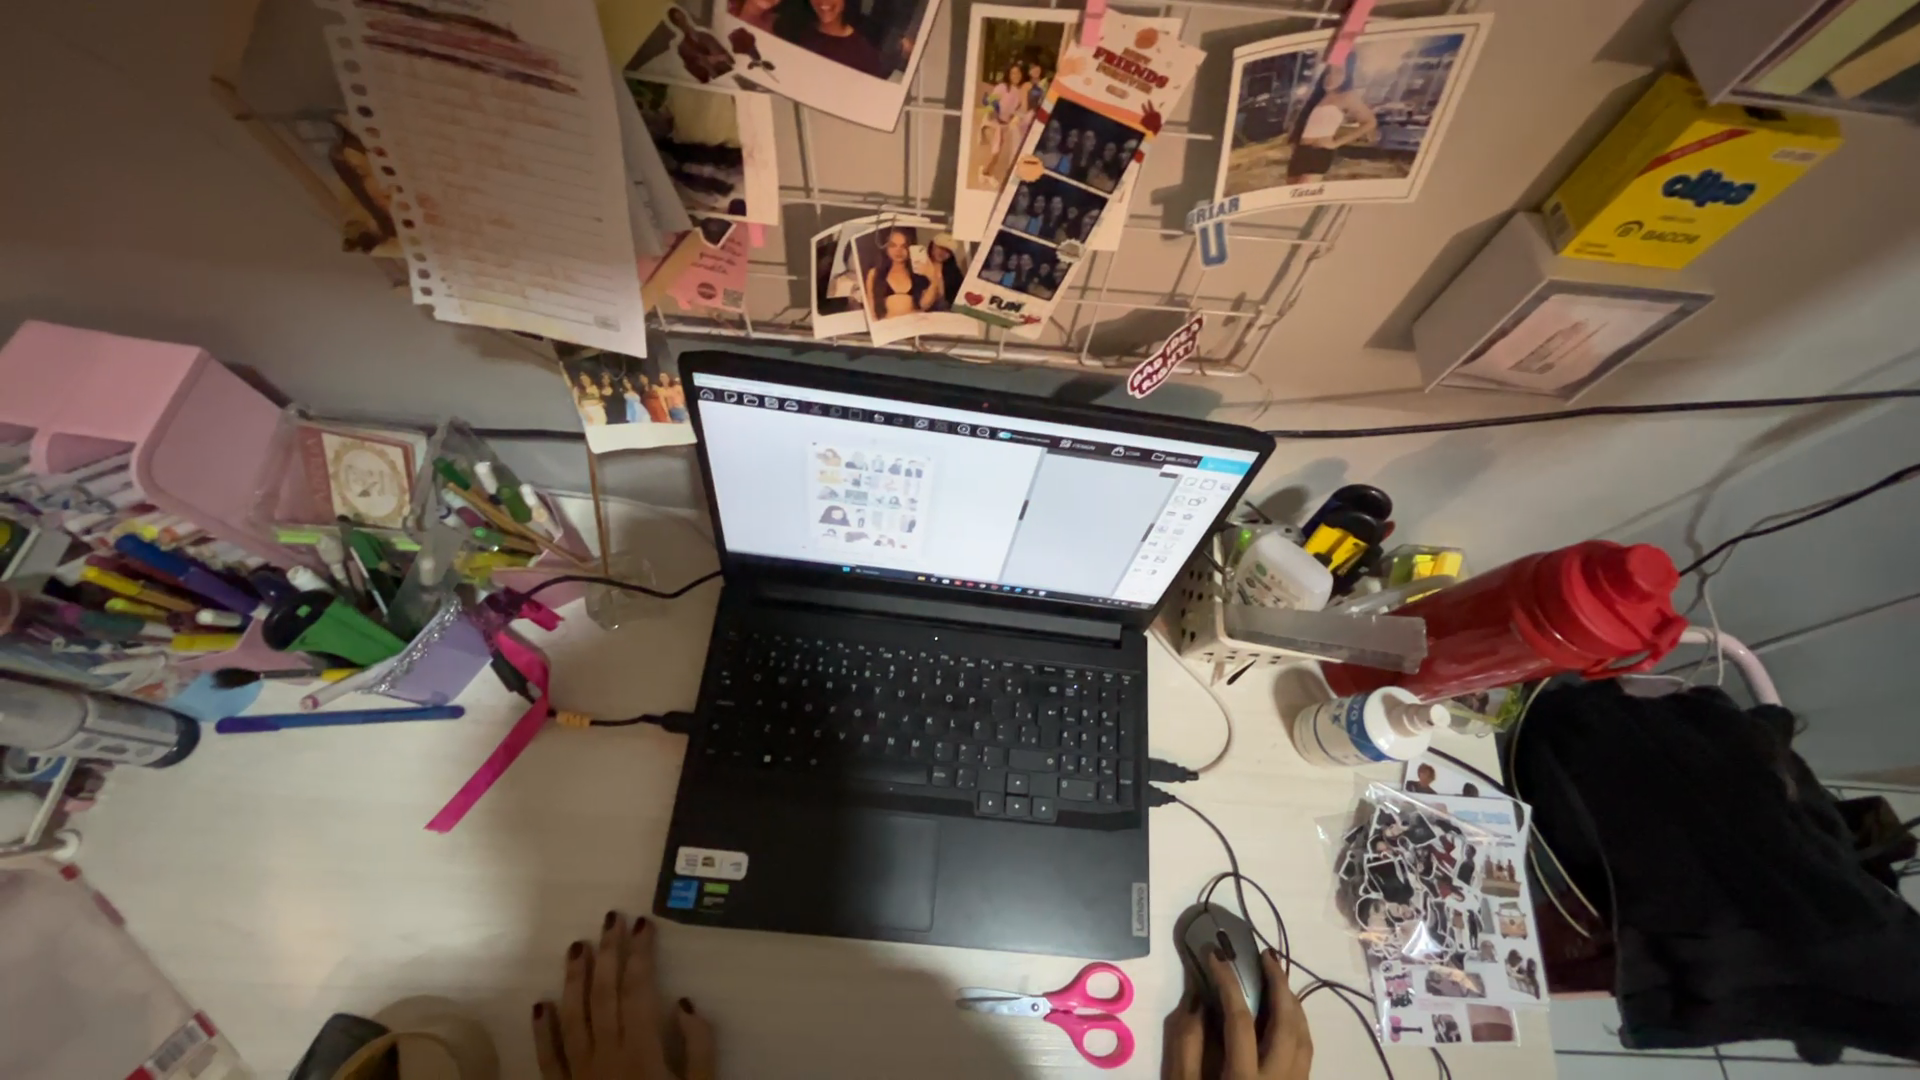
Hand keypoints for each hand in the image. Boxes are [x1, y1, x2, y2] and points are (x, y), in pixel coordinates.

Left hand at [532, 912, 716, 1079]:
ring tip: (577, 946)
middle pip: (604, 995)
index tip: (643, 924)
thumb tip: (682, 1003)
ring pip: (574, 1018)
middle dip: (608, 954)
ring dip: (575, 980)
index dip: (640, 955)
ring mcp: (580, 1077)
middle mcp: (607, 1057)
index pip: (638, 990)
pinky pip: (549, 1060)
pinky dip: (544, 1031)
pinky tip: (542, 1004)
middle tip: (611, 918)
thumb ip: (698, 1048)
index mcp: (642, 1053)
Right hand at [1163, 948, 1310, 1079]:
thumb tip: (1199, 996)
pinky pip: (1306, 1053)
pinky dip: (1298, 1025)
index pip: (1240, 1018)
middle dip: (1279, 985)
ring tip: (1277, 976)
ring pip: (1305, 1039)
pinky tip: (1283, 1011)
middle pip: (1289, 1026)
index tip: (1215, 955)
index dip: (1227, 981)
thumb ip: (1187, 1041)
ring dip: (1293, 1002)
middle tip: (1264, 955)